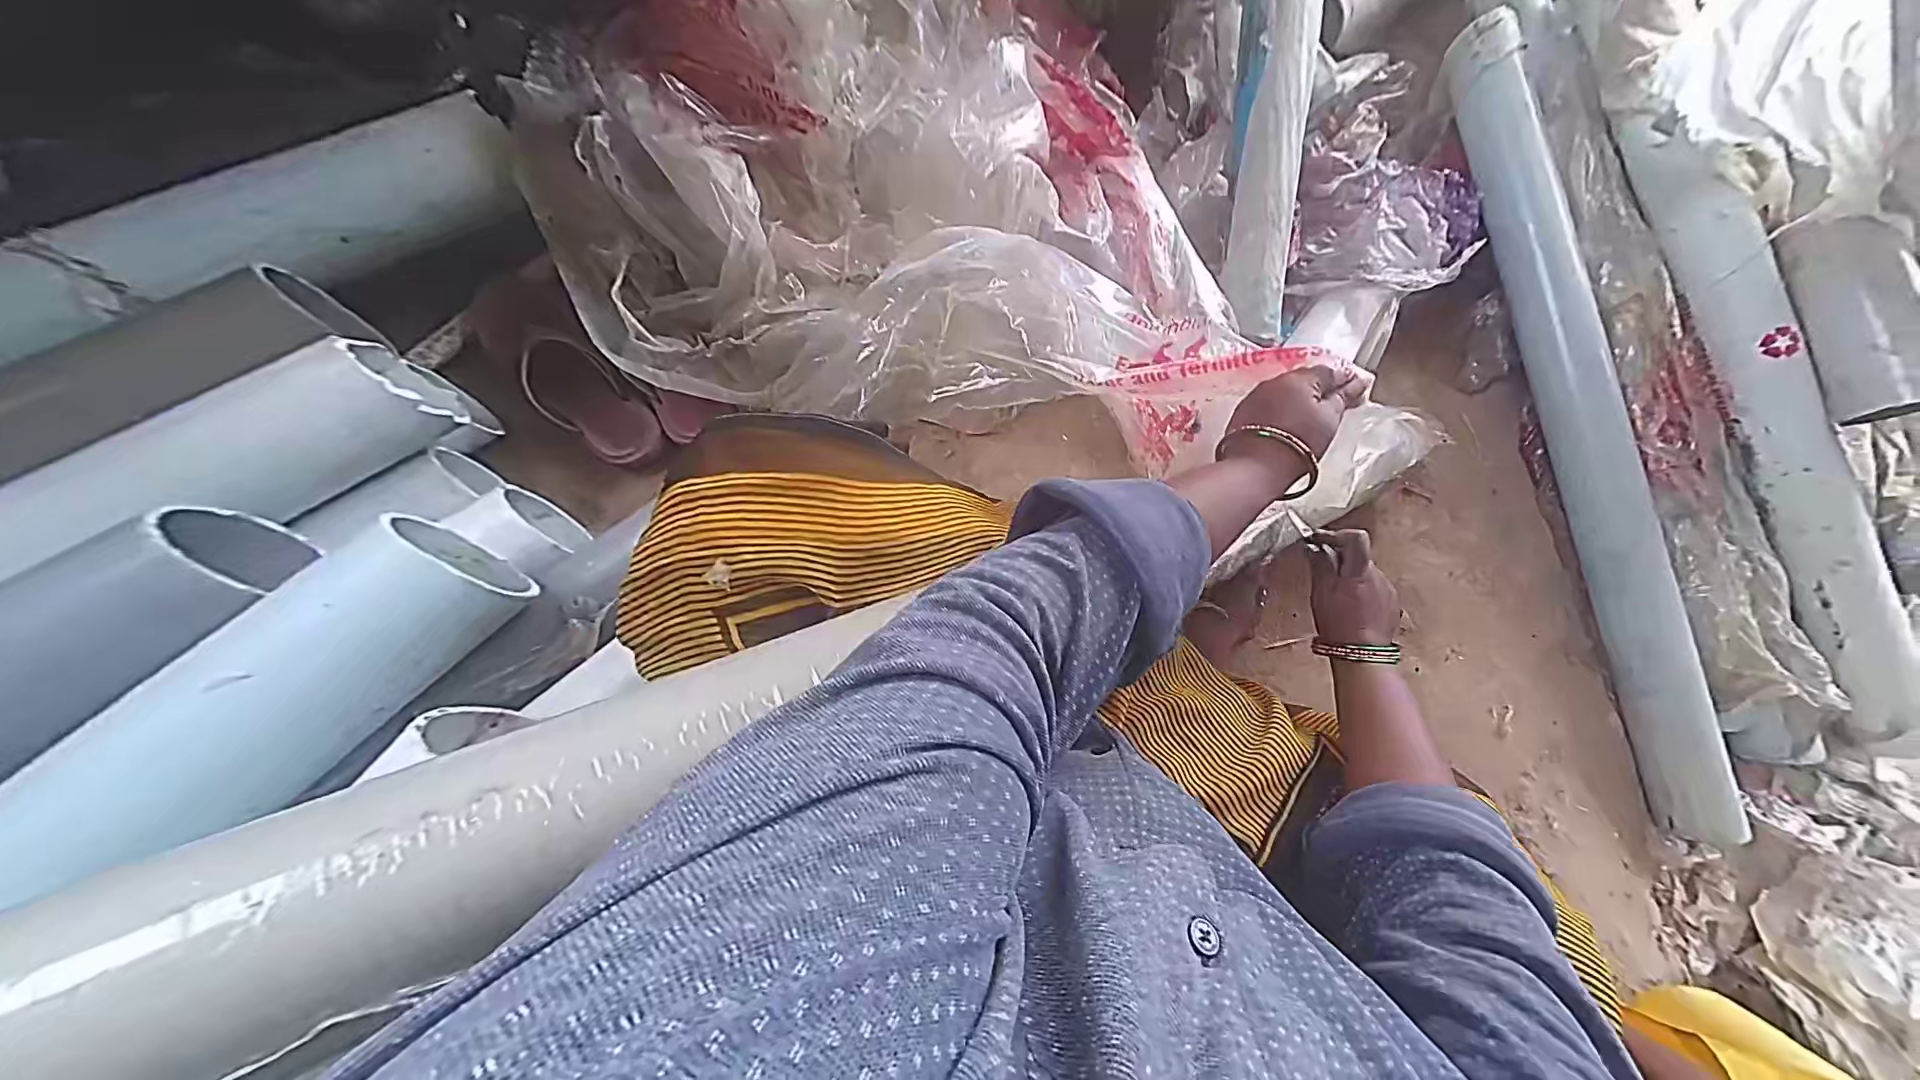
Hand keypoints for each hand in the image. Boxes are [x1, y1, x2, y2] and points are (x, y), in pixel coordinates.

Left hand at [1223, 363, 1370, 460]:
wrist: (1254, 467)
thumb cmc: (1299, 442)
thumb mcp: (1329, 419)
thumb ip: (1343, 397)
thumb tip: (1357, 382)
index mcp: (1298, 378)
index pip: (1329, 371)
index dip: (1346, 380)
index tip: (1357, 392)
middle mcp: (1272, 382)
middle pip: (1303, 381)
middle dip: (1321, 390)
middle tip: (1337, 406)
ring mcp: (1253, 398)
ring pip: (1283, 393)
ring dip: (1299, 400)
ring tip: (1312, 417)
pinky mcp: (1240, 415)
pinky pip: (1267, 407)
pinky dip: (1280, 411)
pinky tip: (1288, 424)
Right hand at [1306, 529, 1400, 646]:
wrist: (1362, 654)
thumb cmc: (1339, 624)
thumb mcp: (1320, 592)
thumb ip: (1320, 565)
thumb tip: (1315, 548)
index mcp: (1359, 571)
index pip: (1356, 537)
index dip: (1335, 536)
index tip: (1320, 541)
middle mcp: (1378, 576)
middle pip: (1358, 556)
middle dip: (1339, 559)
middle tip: (1320, 568)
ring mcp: (1388, 590)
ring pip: (1365, 573)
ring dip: (1349, 576)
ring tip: (1334, 593)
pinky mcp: (1391, 603)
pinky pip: (1373, 588)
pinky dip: (1360, 591)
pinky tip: (1350, 606)